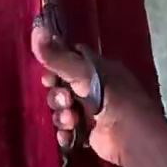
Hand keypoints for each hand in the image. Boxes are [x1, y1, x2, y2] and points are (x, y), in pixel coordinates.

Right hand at [31, 25, 159, 166]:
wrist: (132, 137)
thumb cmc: (110, 98)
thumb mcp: (82, 74)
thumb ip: (57, 56)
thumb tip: (35, 29)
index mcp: (99, 68)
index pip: (71, 60)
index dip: (56, 66)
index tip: (47, 75)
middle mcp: (96, 87)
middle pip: (62, 86)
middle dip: (58, 96)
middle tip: (65, 101)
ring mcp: (92, 110)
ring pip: (63, 108)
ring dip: (62, 115)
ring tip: (71, 121)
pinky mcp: (89, 132)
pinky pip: (67, 129)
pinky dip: (65, 133)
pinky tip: (68, 135)